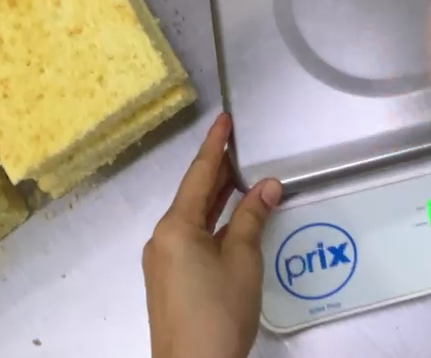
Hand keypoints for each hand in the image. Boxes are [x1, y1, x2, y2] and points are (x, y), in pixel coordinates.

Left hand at [143, 113, 281, 357]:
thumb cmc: (218, 311)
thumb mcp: (242, 259)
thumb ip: (253, 217)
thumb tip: (268, 186)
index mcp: (175, 227)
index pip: (200, 175)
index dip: (215, 145)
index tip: (224, 119)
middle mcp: (163, 239)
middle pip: (194, 195)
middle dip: (218, 171)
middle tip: (240, 145)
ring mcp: (164, 263)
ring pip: (194, 218)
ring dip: (218, 198)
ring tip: (242, 176)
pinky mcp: (171, 283)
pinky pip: (193, 238)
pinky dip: (214, 223)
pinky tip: (234, 220)